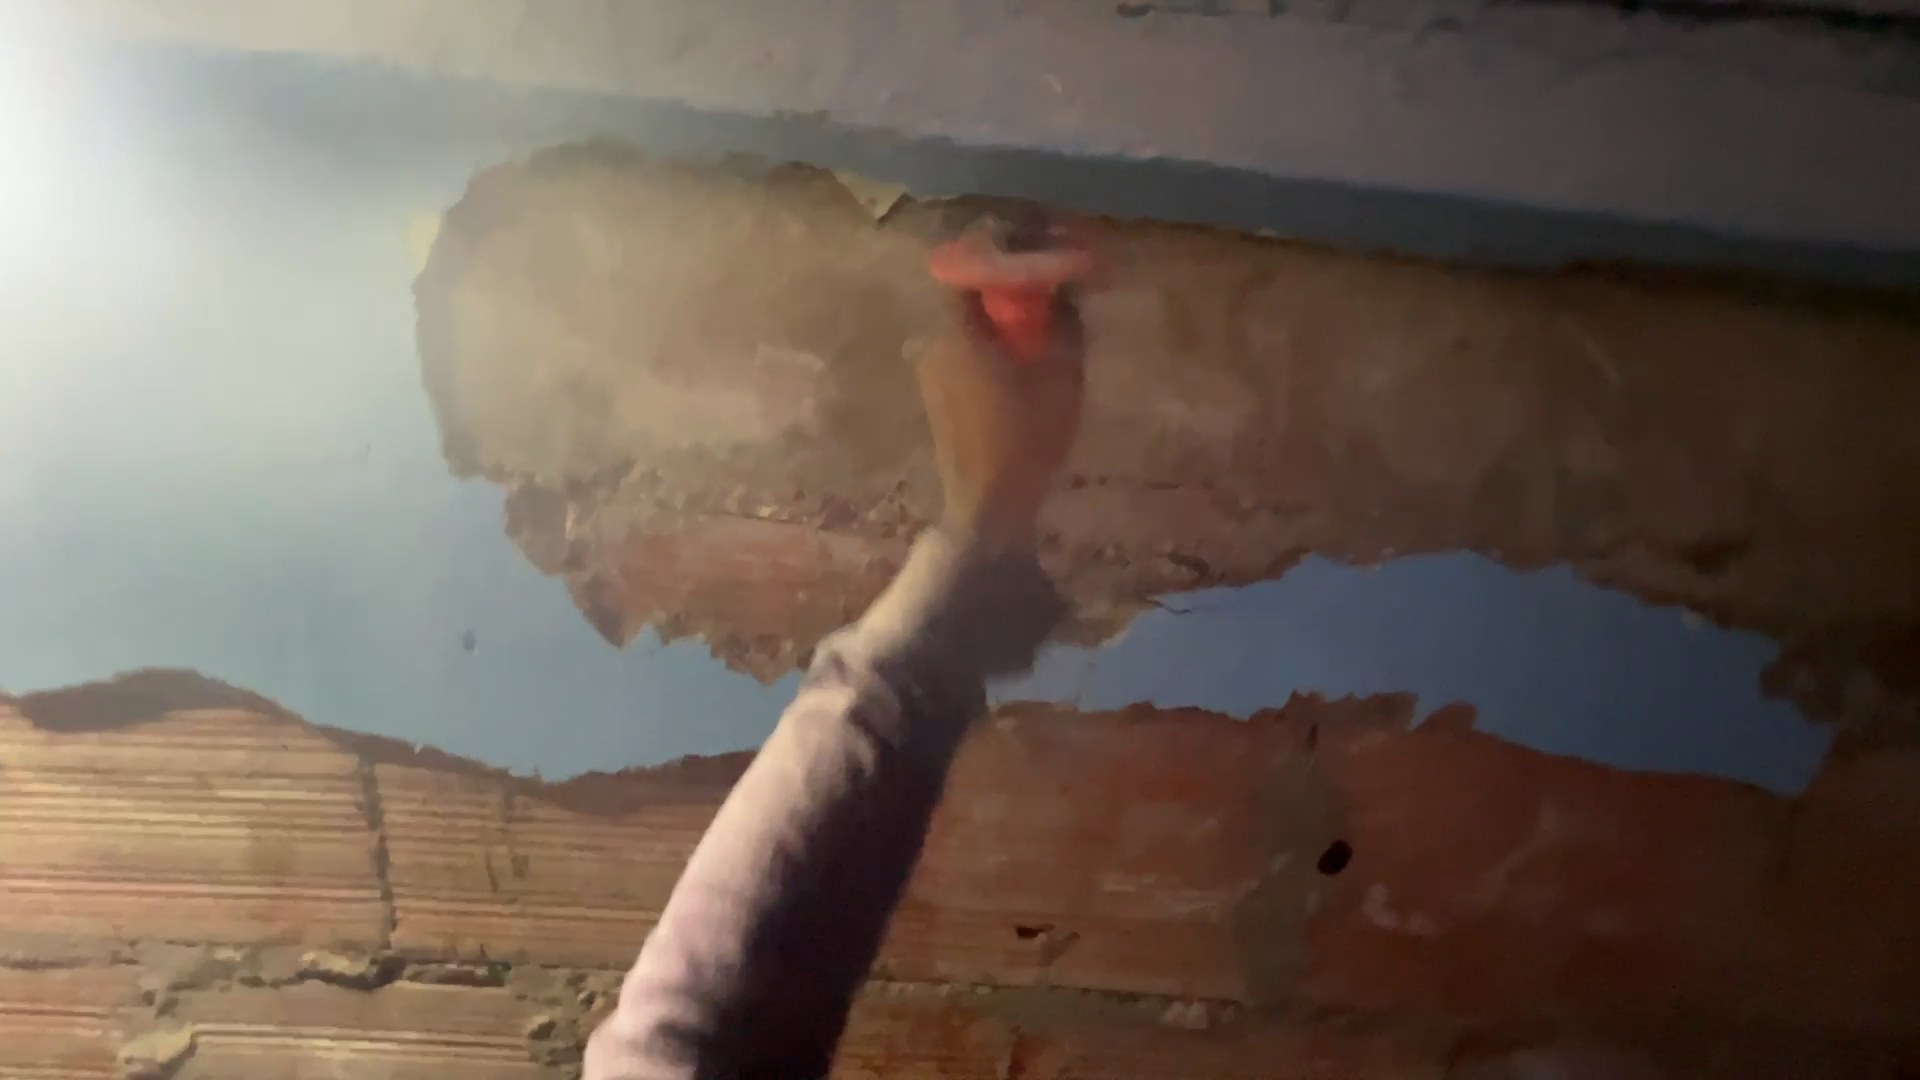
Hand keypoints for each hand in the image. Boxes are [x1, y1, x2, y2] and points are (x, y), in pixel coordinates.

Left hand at [918, 228, 1090, 552]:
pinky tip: (1017, 357)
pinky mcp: (935, 395)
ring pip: (965, 324)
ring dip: (998, 315)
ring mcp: (930, 371)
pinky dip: (987, 342)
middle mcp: (933, 343)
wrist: (988, 501)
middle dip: (1006, 280)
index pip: (968, 262)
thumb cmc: (1026, 437)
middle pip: (967, 292)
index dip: (1002, 245)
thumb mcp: (1062, 375)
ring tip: (1038, 320)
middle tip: (1045, 280)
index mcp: (958, 331)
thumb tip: (1067, 284)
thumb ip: (1065, 320)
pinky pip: (962, 350)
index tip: (1036, 243)